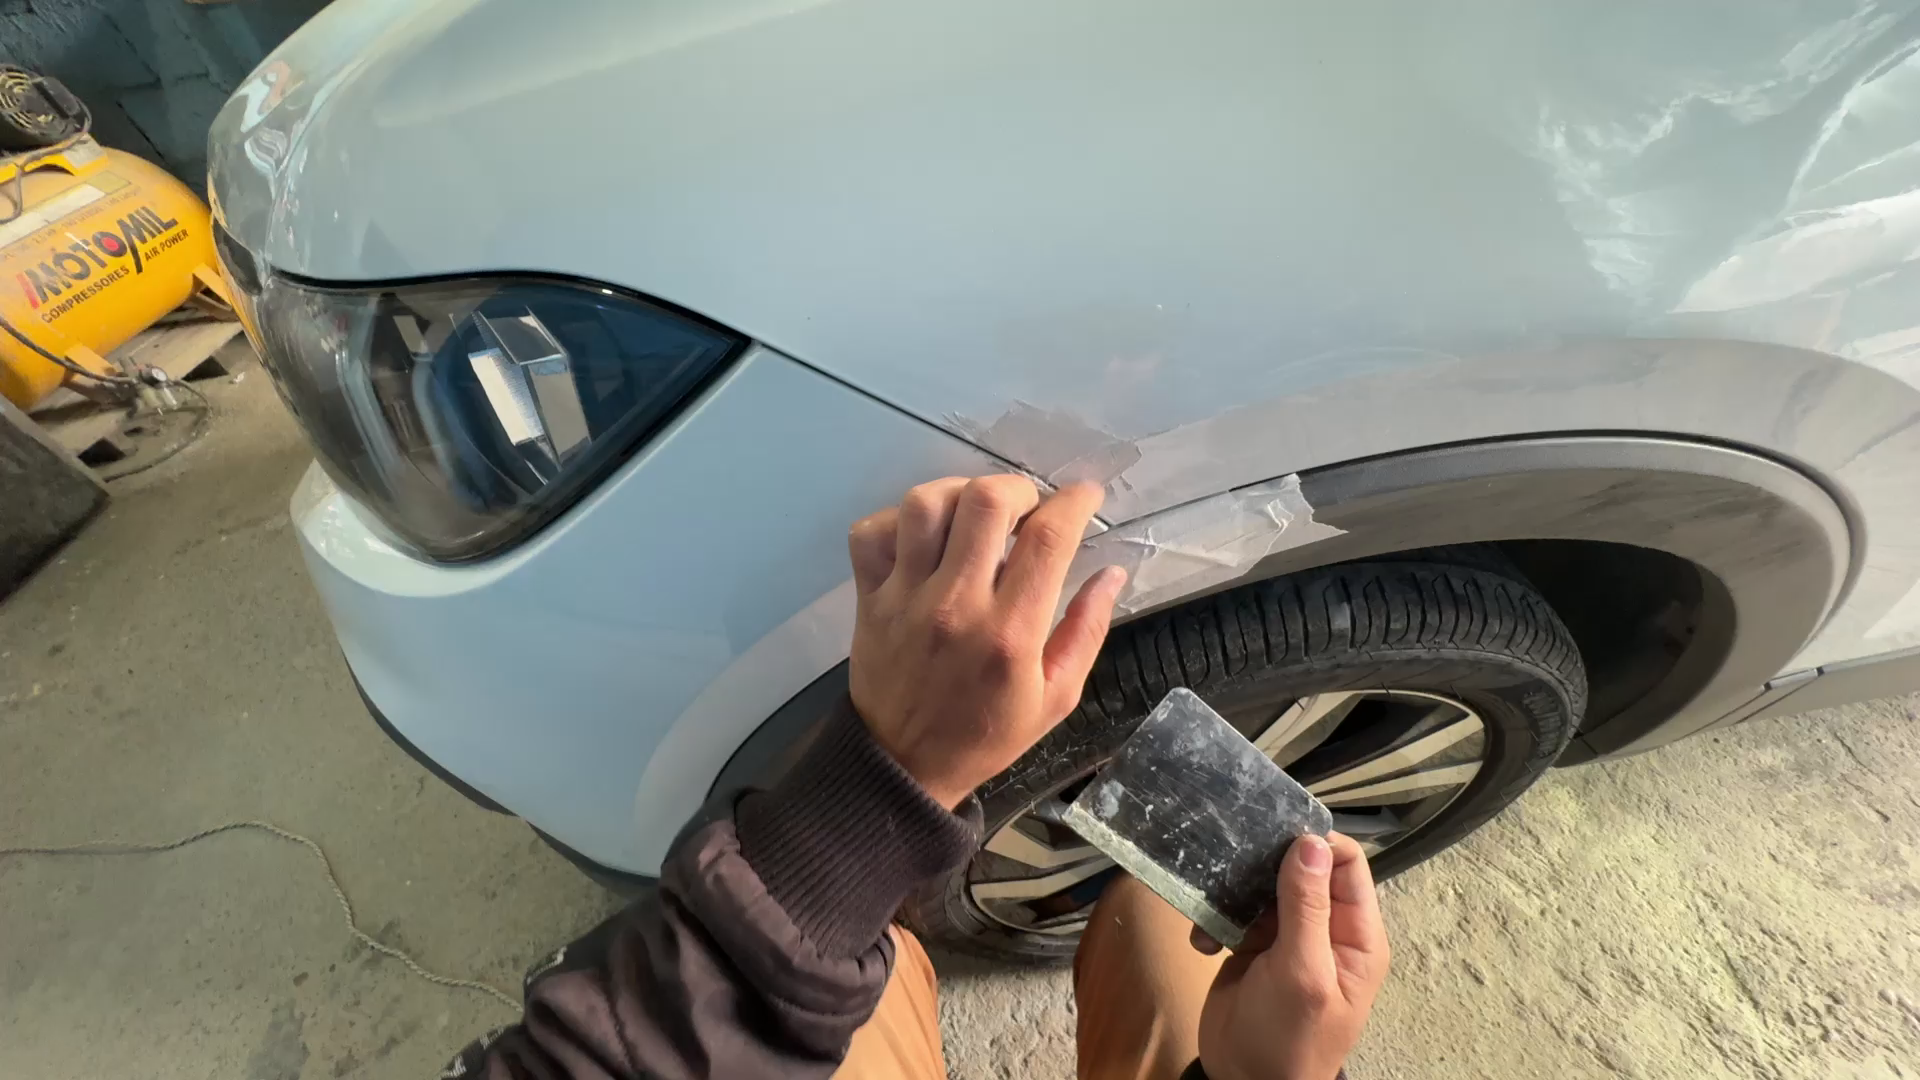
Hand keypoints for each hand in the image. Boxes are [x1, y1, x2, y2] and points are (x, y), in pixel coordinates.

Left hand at [845, 475, 1126, 807]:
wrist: (902, 767)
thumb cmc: (987, 733)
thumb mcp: (1056, 698)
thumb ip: (1087, 630)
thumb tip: (1112, 571)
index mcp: (1011, 632)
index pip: (1047, 539)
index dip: (1074, 502)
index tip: (1085, 495)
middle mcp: (956, 604)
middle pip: (985, 501)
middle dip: (1017, 488)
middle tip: (1026, 510)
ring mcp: (905, 597)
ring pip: (924, 504)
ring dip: (958, 493)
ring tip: (974, 515)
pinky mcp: (868, 598)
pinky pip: (871, 533)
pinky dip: (896, 519)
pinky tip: (922, 537)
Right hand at [1196, 833, 1389, 1079]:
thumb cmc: (1287, 1036)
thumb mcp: (1301, 971)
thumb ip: (1306, 905)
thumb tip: (1310, 839)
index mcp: (1354, 935)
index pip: (1345, 863)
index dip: (1313, 842)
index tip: (1273, 836)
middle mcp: (1324, 927)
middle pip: (1299, 865)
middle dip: (1265, 860)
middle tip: (1233, 857)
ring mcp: (1286, 934)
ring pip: (1263, 881)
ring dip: (1235, 888)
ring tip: (1214, 898)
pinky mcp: (1252, 941)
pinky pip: (1236, 906)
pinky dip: (1217, 914)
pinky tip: (1204, 938)